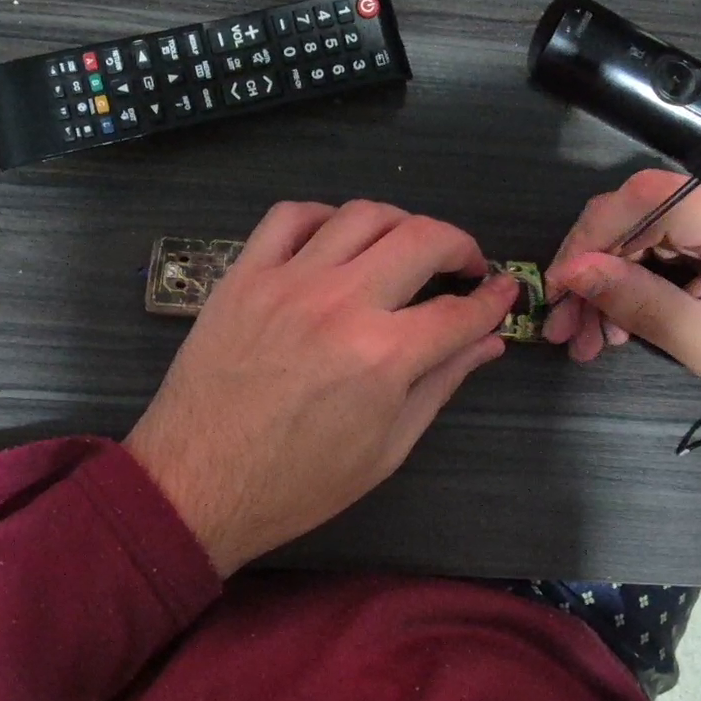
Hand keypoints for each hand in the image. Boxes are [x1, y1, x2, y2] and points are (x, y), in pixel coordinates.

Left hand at [125, 200, 518, 575]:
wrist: (197, 484)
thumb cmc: (298, 484)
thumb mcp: (386, 449)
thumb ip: (441, 385)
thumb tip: (489, 342)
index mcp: (384, 357)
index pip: (460, 311)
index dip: (494, 300)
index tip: (504, 292)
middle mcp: (341, 303)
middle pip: (422, 239)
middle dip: (461, 245)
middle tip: (466, 265)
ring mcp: (287, 281)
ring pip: (361, 216)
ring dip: (400, 223)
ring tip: (406, 248)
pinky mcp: (243, 275)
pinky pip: (289, 216)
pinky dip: (324, 216)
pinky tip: (336, 239)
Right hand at [542, 167, 700, 410]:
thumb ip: (639, 303)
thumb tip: (572, 273)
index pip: (647, 197)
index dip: (591, 237)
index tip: (560, 288)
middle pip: (635, 211)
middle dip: (590, 270)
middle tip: (564, 327)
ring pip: (639, 226)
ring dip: (606, 280)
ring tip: (588, 338)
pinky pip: (659, 235)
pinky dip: (633, 276)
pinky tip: (617, 322)